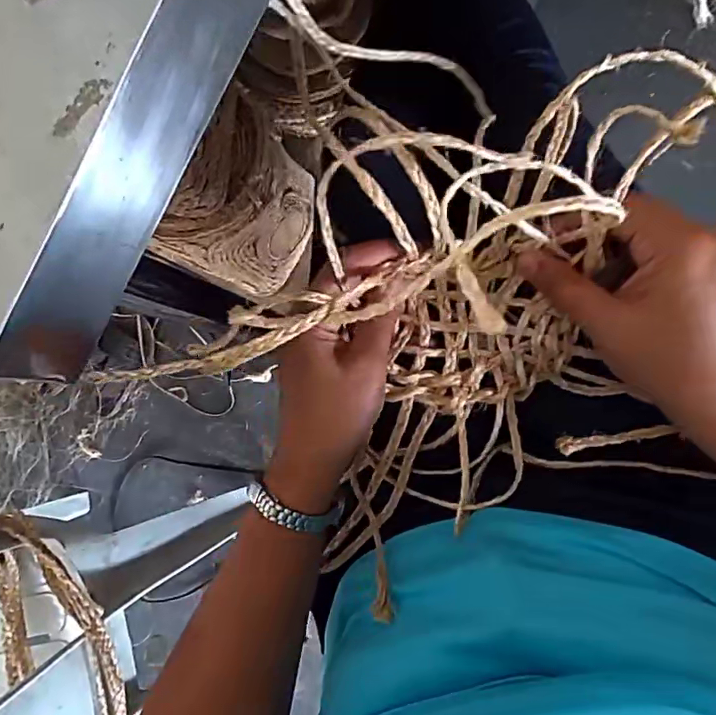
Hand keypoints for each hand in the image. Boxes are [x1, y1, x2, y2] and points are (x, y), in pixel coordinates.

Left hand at [268, 241, 400, 512]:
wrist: (311, 463)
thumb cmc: (339, 416)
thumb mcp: (367, 365)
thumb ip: (382, 320)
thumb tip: (399, 279)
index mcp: (307, 321)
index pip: (338, 271)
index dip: (372, 255)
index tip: (408, 252)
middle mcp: (302, 323)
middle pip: (338, 283)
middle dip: (375, 270)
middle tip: (413, 267)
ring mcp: (307, 339)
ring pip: (342, 303)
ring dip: (372, 292)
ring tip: (406, 285)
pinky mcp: (316, 355)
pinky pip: (342, 323)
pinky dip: (365, 315)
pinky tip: (389, 316)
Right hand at [517, 194, 715, 426]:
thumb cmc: (660, 360)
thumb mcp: (604, 322)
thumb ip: (562, 284)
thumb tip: (523, 255)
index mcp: (678, 240)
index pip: (619, 206)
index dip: (576, 222)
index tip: (545, 249)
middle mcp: (699, 234)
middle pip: (632, 218)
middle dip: (591, 240)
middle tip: (560, 270)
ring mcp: (707, 252)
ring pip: (644, 236)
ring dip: (609, 255)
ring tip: (584, 287)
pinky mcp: (707, 270)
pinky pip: (660, 252)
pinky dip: (631, 266)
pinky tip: (613, 294)